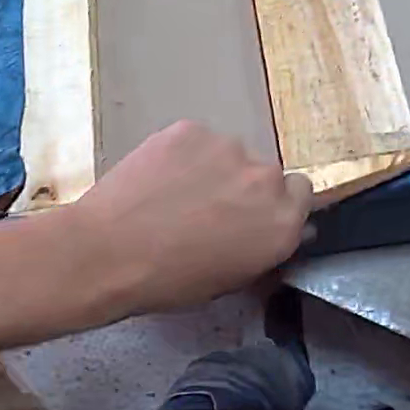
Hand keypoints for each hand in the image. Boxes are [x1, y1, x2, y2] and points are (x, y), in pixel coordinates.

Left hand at [61, 121, 312, 315]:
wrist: (108, 252)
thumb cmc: (168, 281)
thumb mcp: (230, 279)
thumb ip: (264, 246)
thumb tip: (283, 227)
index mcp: (282, 222)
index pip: (302, 193)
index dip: (275, 204)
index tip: (251, 214)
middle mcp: (265, 179)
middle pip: (265, 173)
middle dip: (242, 187)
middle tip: (207, 208)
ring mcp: (227, 148)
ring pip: (228, 154)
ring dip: (212, 168)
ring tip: (174, 194)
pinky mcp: (190, 129)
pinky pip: (196, 140)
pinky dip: (182, 154)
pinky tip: (157, 178)